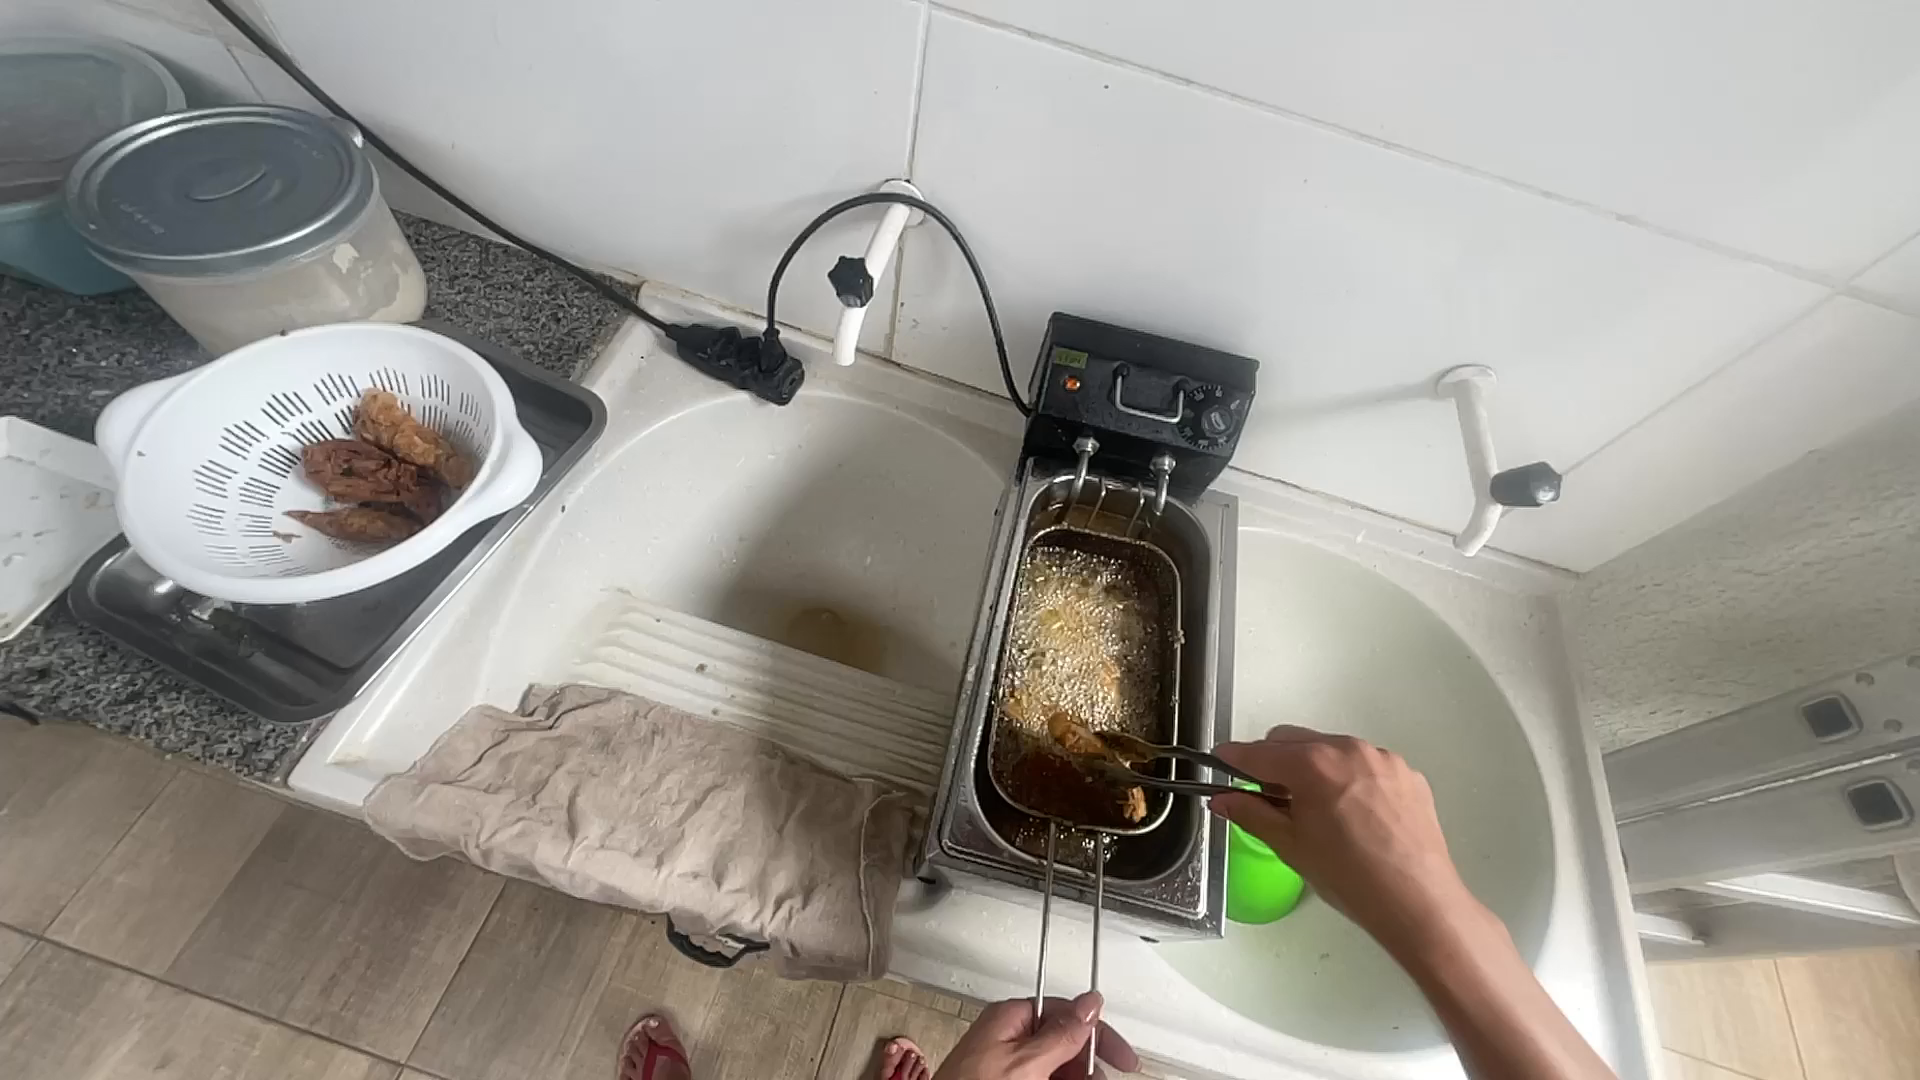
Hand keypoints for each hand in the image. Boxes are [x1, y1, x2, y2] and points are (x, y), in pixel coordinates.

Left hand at [934, 993, 1138, 1079]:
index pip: (1065, 1012)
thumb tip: (1090, 1001)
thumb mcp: (1024, 1063)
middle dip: (1085, 1066)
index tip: (1123, 1058)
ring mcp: (1006, 1066)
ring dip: (1074, 1078)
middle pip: (1064, 1045)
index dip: (1097, 1032)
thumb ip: (1060, 1034)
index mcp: (1011, 1019)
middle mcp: (1009, 1039)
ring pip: (1056, 1069)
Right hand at [1210, 726, 1481, 956]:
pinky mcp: (1405, 773)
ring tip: (1317, 807)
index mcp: (1310, 764)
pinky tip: (1353, 812)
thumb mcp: (1289, 846)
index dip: (1233, 758)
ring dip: (1311, 766)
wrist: (1421, 905)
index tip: (1221, 762)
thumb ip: (1250, 813)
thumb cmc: (1348, 877)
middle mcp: (1344, 748)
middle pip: (1291, 740)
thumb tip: (1221, 800)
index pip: (1257, 753)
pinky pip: (1362, 762)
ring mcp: (1379, 758)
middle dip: (1273, 760)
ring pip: (1327, 747)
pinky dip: (1347, 776)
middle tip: (1270, 796)